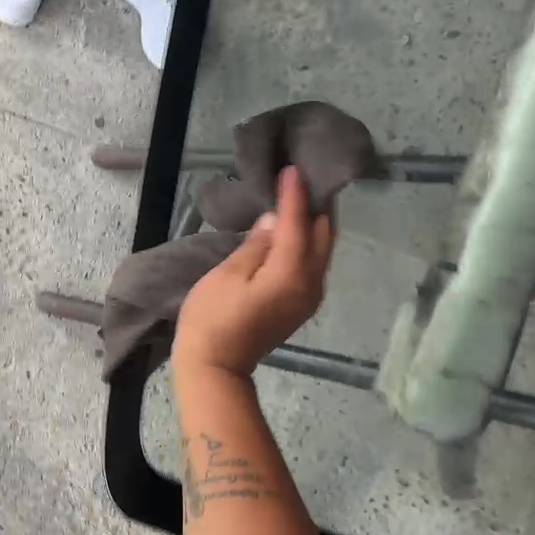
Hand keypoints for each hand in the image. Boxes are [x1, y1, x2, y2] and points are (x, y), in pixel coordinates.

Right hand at [173, 166, 335, 378]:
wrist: (215, 366)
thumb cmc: (211, 319)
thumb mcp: (225, 277)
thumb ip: (255, 247)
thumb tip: (274, 221)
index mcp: (292, 273)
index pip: (299, 224)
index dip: (295, 195)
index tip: (293, 168)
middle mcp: (311, 282)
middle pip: (323, 235)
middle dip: (316, 206)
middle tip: (304, 179)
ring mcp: (308, 296)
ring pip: (322, 250)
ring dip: (314, 224)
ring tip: (300, 200)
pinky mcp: (299, 305)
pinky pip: (313, 264)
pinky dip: (308, 243)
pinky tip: (293, 233)